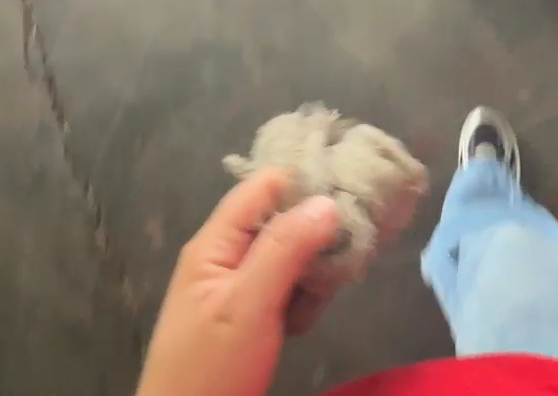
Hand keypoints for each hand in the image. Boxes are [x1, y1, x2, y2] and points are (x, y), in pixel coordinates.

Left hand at [135, 170, 340, 395]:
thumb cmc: (210, 373)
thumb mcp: (248, 307)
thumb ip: (285, 249)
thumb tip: (328, 199)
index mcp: (216, 242)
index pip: (266, 186)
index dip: (305, 184)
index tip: (348, 197)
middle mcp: (227, 254)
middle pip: (282, 218)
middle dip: (314, 236)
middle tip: (340, 260)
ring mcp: (238, 285)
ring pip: (290, 253)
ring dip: (311, 272)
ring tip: (315, 303)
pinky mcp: (251, 313)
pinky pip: (287, 285)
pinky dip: (303, 298)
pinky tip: (304, 323)